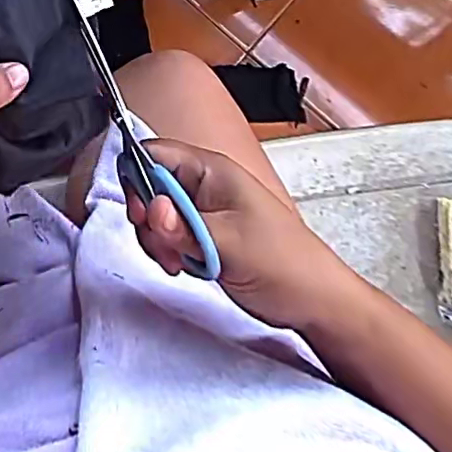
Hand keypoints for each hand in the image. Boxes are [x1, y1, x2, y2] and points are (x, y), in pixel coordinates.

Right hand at [128, 138, 364, 330]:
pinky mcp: (203, 234)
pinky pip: (170, 234)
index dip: (138, 177)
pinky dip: (168, 251)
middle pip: (151, 185)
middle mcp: (204, 184)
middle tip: (163, 244)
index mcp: (212, 170)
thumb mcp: (229, 244)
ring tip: (178, 262)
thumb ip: (185, 227)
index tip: (140, 212)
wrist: (313, 298)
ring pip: (157, 213)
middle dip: (148, 217)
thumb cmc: (283, 261)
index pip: (156, 153)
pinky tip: (184, 267)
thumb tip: (152, 208)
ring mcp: (204, 210)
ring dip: (158, 239)